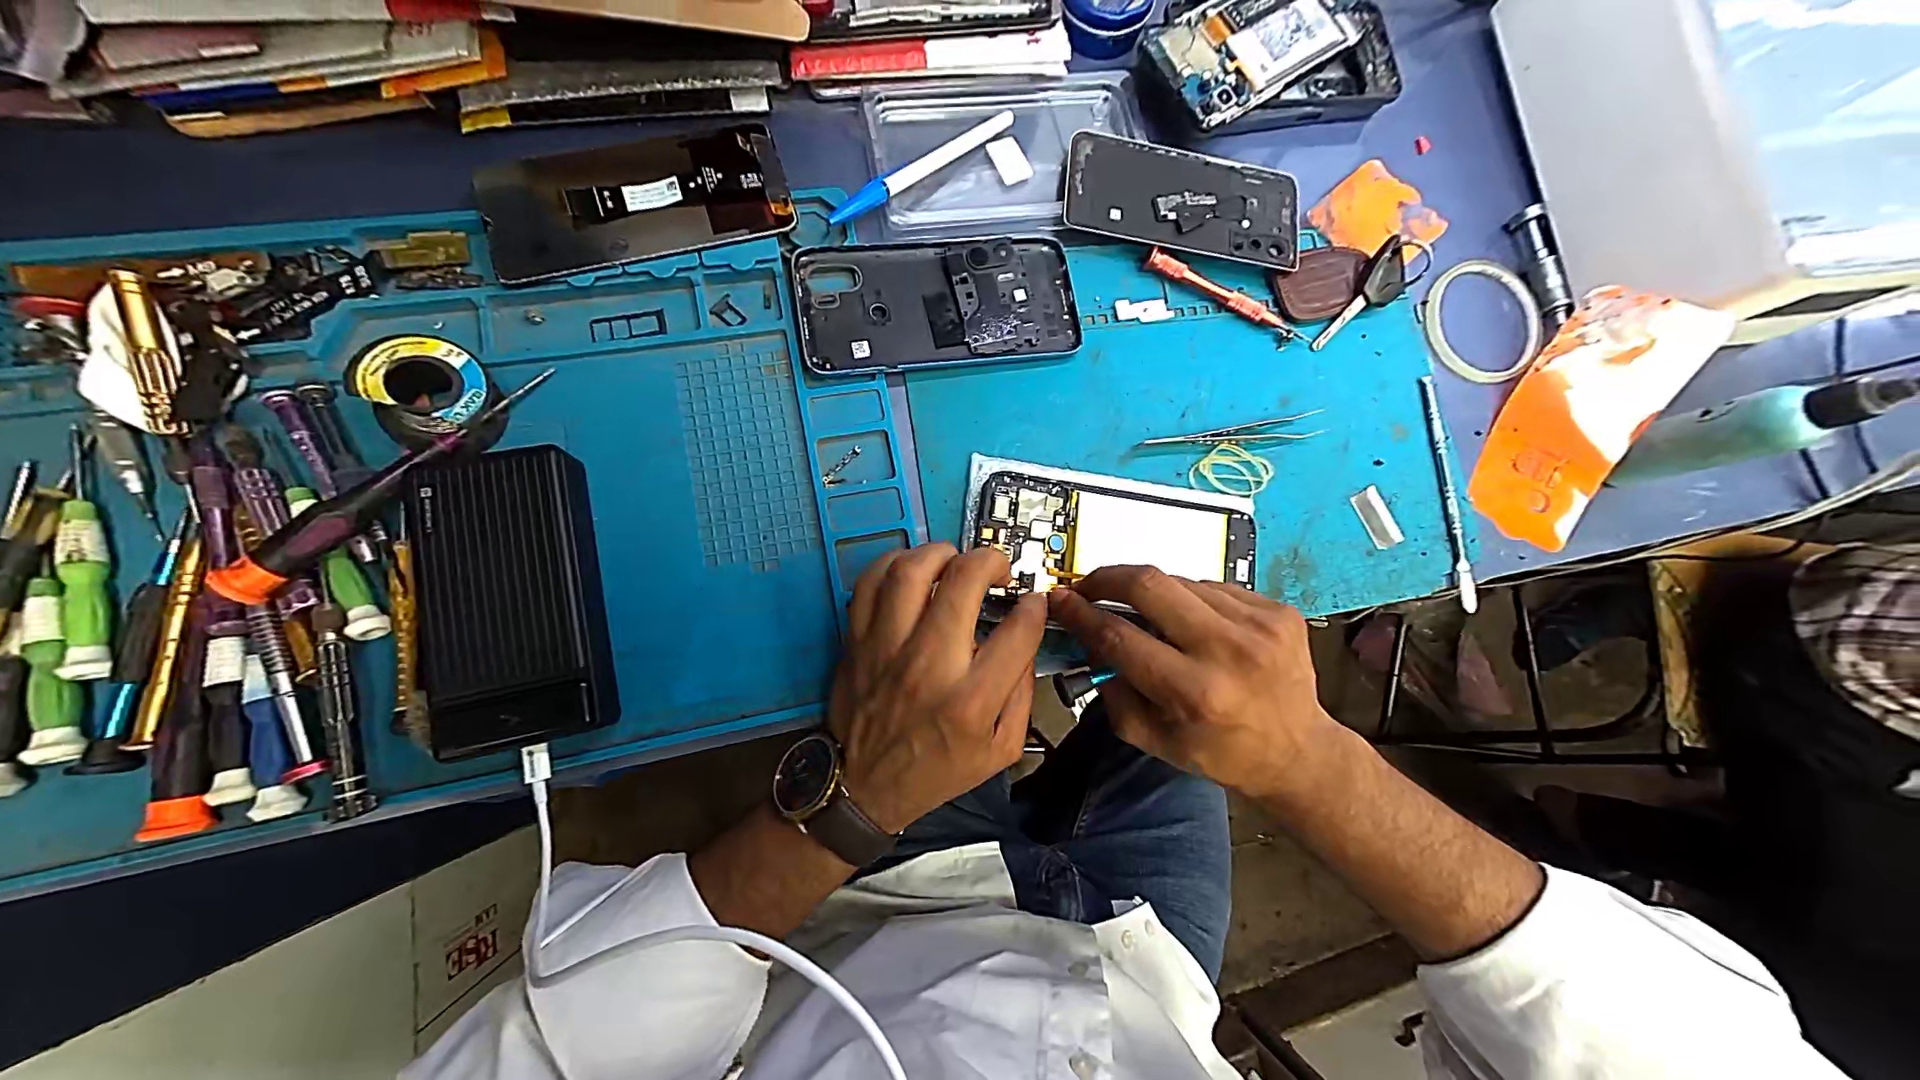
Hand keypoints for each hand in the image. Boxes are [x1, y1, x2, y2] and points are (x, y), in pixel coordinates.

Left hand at [829, 543, 1046, 833]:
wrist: (863, 788)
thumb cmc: (935, 770)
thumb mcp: (1000, 750)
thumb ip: (1023, 693)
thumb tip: (1025, 638)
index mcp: (971, 701)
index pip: (1017, 630)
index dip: (1033, 606)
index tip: (1031, 602)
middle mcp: (928, 667)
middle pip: (964, 582)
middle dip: (991, 561)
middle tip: (996, 569)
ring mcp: (886, 649)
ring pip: (911, 571)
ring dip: (941, 553)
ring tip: (954, 562)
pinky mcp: (857, 642)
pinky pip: (870, 583)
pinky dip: (894, 564)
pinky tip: (913, 572)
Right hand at [1048, 567, 1341, 800]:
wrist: (1297, 752)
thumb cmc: (1220, 751)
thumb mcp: (1151, 738)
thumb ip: (1111, 689)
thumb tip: (1088, 637)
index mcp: (1193, 693)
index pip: (1119, 636)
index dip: (1081, 614)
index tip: (1062, 600)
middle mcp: (1229, 653)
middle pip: (1149, 585)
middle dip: (1107, 578)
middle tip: (1091, 586)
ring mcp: (1259, 626)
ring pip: (1180, 581)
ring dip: (1152, 593)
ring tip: (1150, 615)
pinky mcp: (1277, 611)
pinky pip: (1213, 586)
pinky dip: (1190, 599)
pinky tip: (1193, 623)